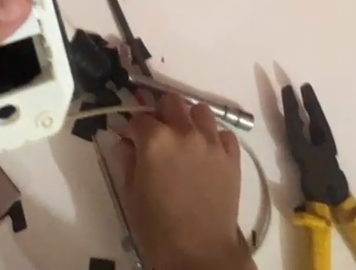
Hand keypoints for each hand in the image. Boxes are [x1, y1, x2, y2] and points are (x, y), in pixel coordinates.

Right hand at [119, 93, 252, 269]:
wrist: (199, 255)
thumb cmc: (158, 229)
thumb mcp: (132, 194)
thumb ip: (127, 160)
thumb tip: (124, 141)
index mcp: (155, 140)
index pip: (138, 117)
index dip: (132, 127)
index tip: (131, 137)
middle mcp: (184, 132)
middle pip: (171, 101)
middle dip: (161, 112)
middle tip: (158, 132)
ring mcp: (211, 142)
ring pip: (200, 110)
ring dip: (190, 119)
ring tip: (185, 138)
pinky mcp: (231, 157)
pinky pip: (224, 133)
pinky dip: (215, 137)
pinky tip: (207, 153)